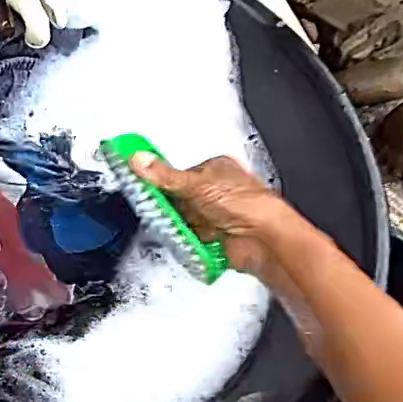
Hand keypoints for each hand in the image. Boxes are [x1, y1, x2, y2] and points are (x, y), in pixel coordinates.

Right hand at [128, 153, 301, 276]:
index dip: (157, 178)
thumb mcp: (196, 184)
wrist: (263, 241)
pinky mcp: (211, 237)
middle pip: (175, 197)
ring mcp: (213, 215)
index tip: (139, 181)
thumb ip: (163, 175)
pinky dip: (182, 238)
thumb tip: (139, 160)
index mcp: (215, 169)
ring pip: (179, 218)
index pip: (176, 172)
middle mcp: (215, 192)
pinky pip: (186, 236)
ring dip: (174, 224)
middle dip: (165, 205)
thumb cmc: (248, 205)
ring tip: (172, 224)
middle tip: (154, 206)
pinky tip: (182, 236)